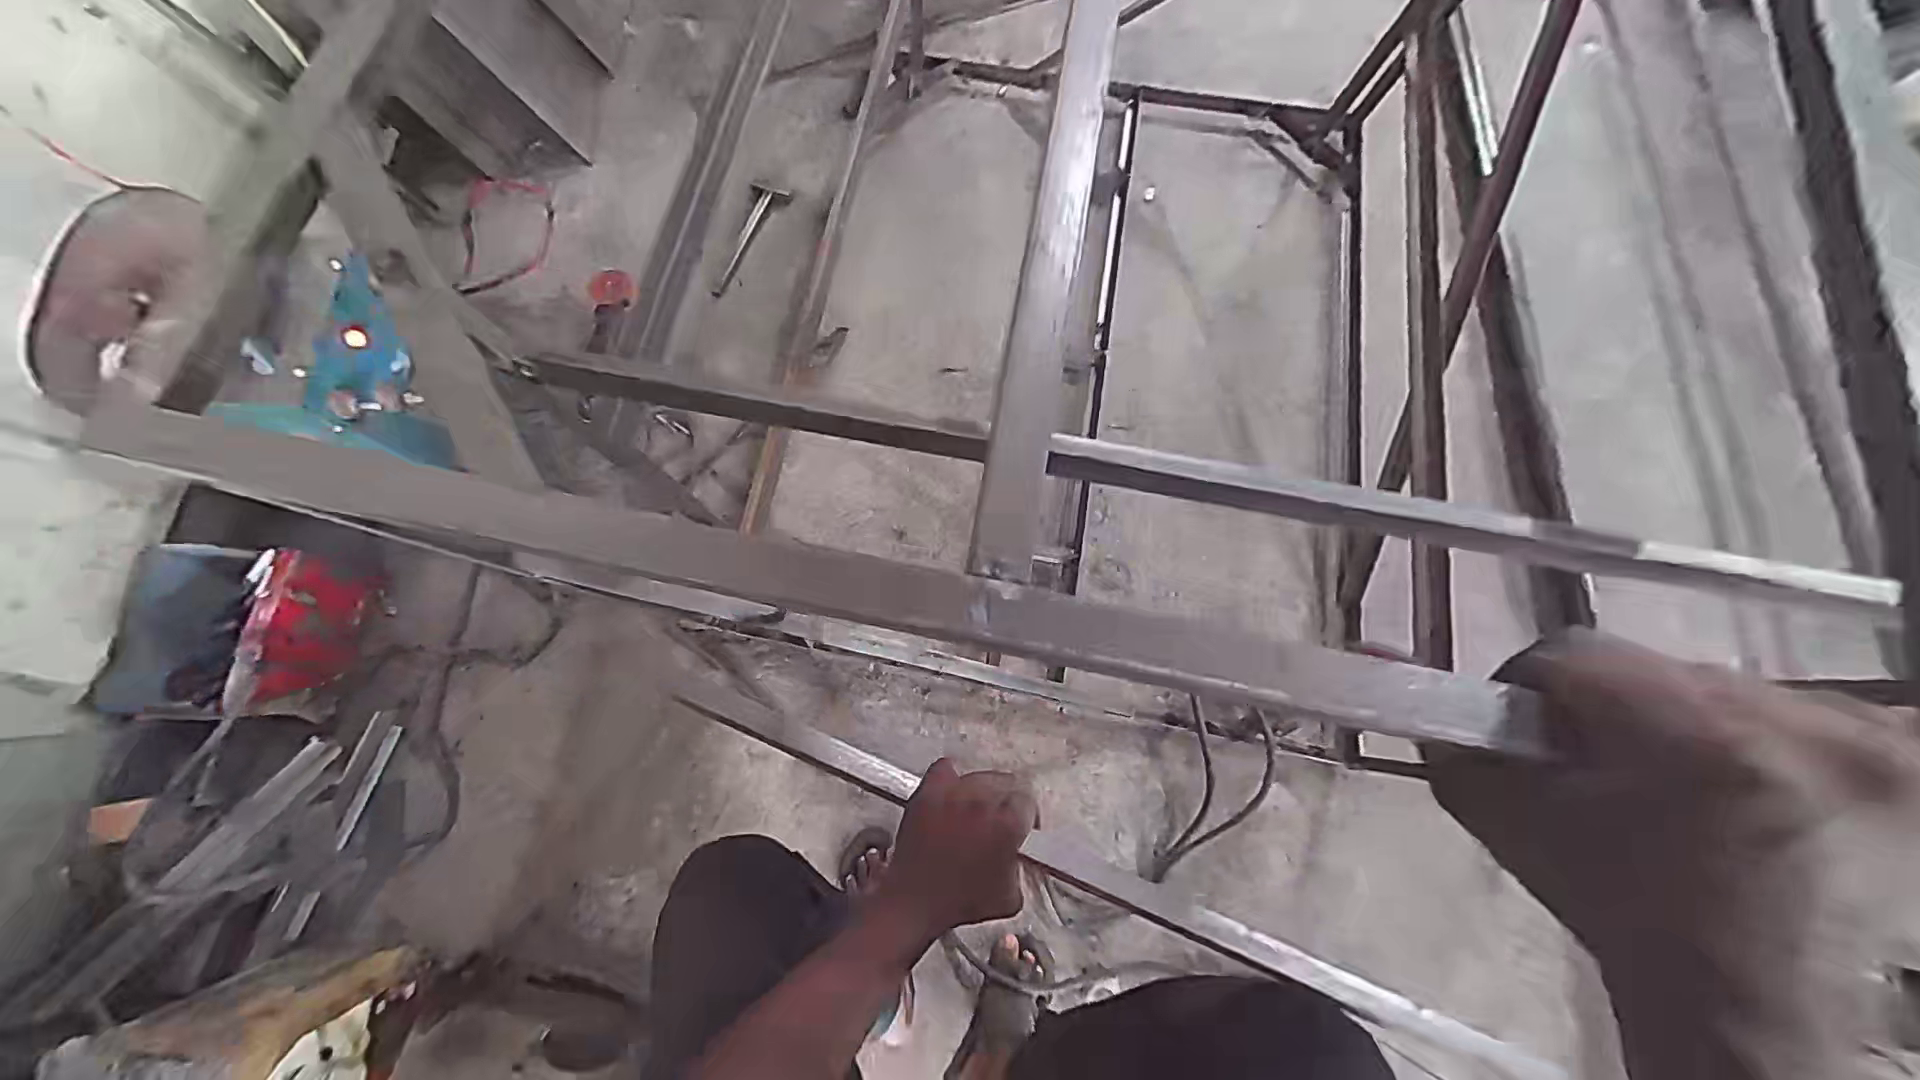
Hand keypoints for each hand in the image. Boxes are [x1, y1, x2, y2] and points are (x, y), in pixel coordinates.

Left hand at [870, 759, 1036, 946]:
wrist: (915, 901)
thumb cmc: (962, 902)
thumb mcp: (1010, 896)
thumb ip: (1022, 867)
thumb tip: (1019, 853)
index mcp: (1008, 824)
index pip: (1027, 802)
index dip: (1026, 816)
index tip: (1021, 826)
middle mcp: (983, 801)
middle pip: (1005, 783)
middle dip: (1006, 801)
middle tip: (998, 819)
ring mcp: (954, 793)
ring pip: (978, 776)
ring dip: (980, 791)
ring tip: (973, 810)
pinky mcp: (929, 791)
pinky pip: (945, 768)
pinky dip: (950, 777)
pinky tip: (951, 793)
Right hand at [1428, 630, 1919, 1078]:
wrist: (1747, 998)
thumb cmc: (1616, 904)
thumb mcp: (1503, 818)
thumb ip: (1453, 747)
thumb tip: (1420, 694)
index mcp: (1686, 736)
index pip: (1573, 651)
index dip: (1531, 684)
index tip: (1528, 726)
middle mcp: (1795, 725)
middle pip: (1650, 668)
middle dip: (1609, 707)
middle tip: (1597, 763)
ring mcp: (1873, 743)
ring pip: (1720, 686)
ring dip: (1681, 720)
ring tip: (1673, 785)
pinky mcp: (1907, 759)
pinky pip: (1801, 710)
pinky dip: (1757, 735)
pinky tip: (1744, 788)